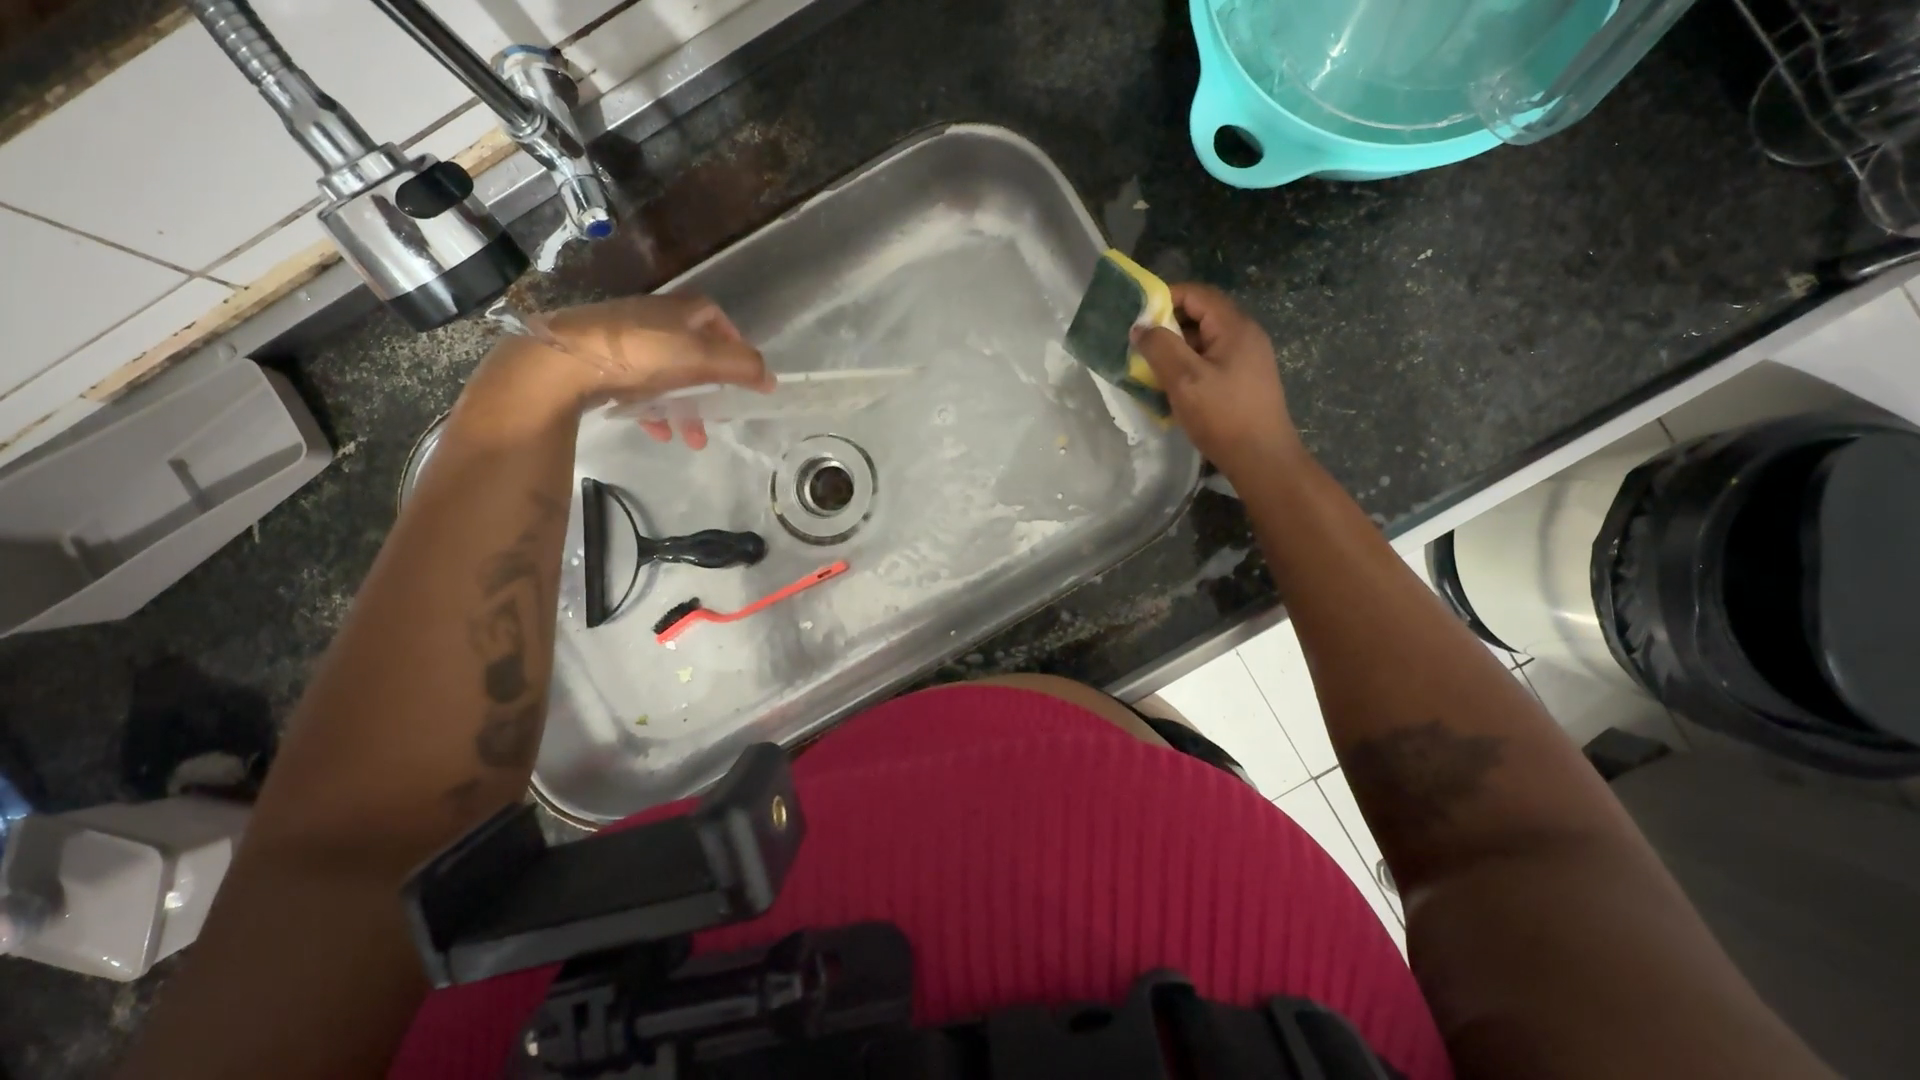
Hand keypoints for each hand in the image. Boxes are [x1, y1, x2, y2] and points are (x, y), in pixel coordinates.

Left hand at [474, 293, 772, 448]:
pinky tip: (656, 431)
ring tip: (691, 438)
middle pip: (692, 352)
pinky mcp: (600, 365)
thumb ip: (741, 367)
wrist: (562, 364)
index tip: (743, 372)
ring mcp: (623, 342)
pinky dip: (652, 410)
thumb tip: (772, 379)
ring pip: (666, 375)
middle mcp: (652, 320)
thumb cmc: (641, 354)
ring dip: (684, 407)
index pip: (715, 317)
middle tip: (720, 414)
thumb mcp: (701, 358)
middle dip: (710, 387)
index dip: (733, 341)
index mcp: (678, 310)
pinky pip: (636, 389)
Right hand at [1133, 284, 1303, 476]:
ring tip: (1151, 370)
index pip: (1197, 294)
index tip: (1137, 318)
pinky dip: (1190, 367)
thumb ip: (1160, 347)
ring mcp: (1248, 358)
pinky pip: (1211, 361)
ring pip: (1205, 341)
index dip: (1165, 298)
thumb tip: (1140, 328)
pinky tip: (1174, 388)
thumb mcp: (1184, 379)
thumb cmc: (1223, 416)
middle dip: (1168, 327)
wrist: (1262, 459)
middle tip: (1141, 346)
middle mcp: (1245, 335)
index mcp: (1234, 326)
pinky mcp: (1245, 380)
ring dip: (1177, 350)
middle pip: (1201, 316)